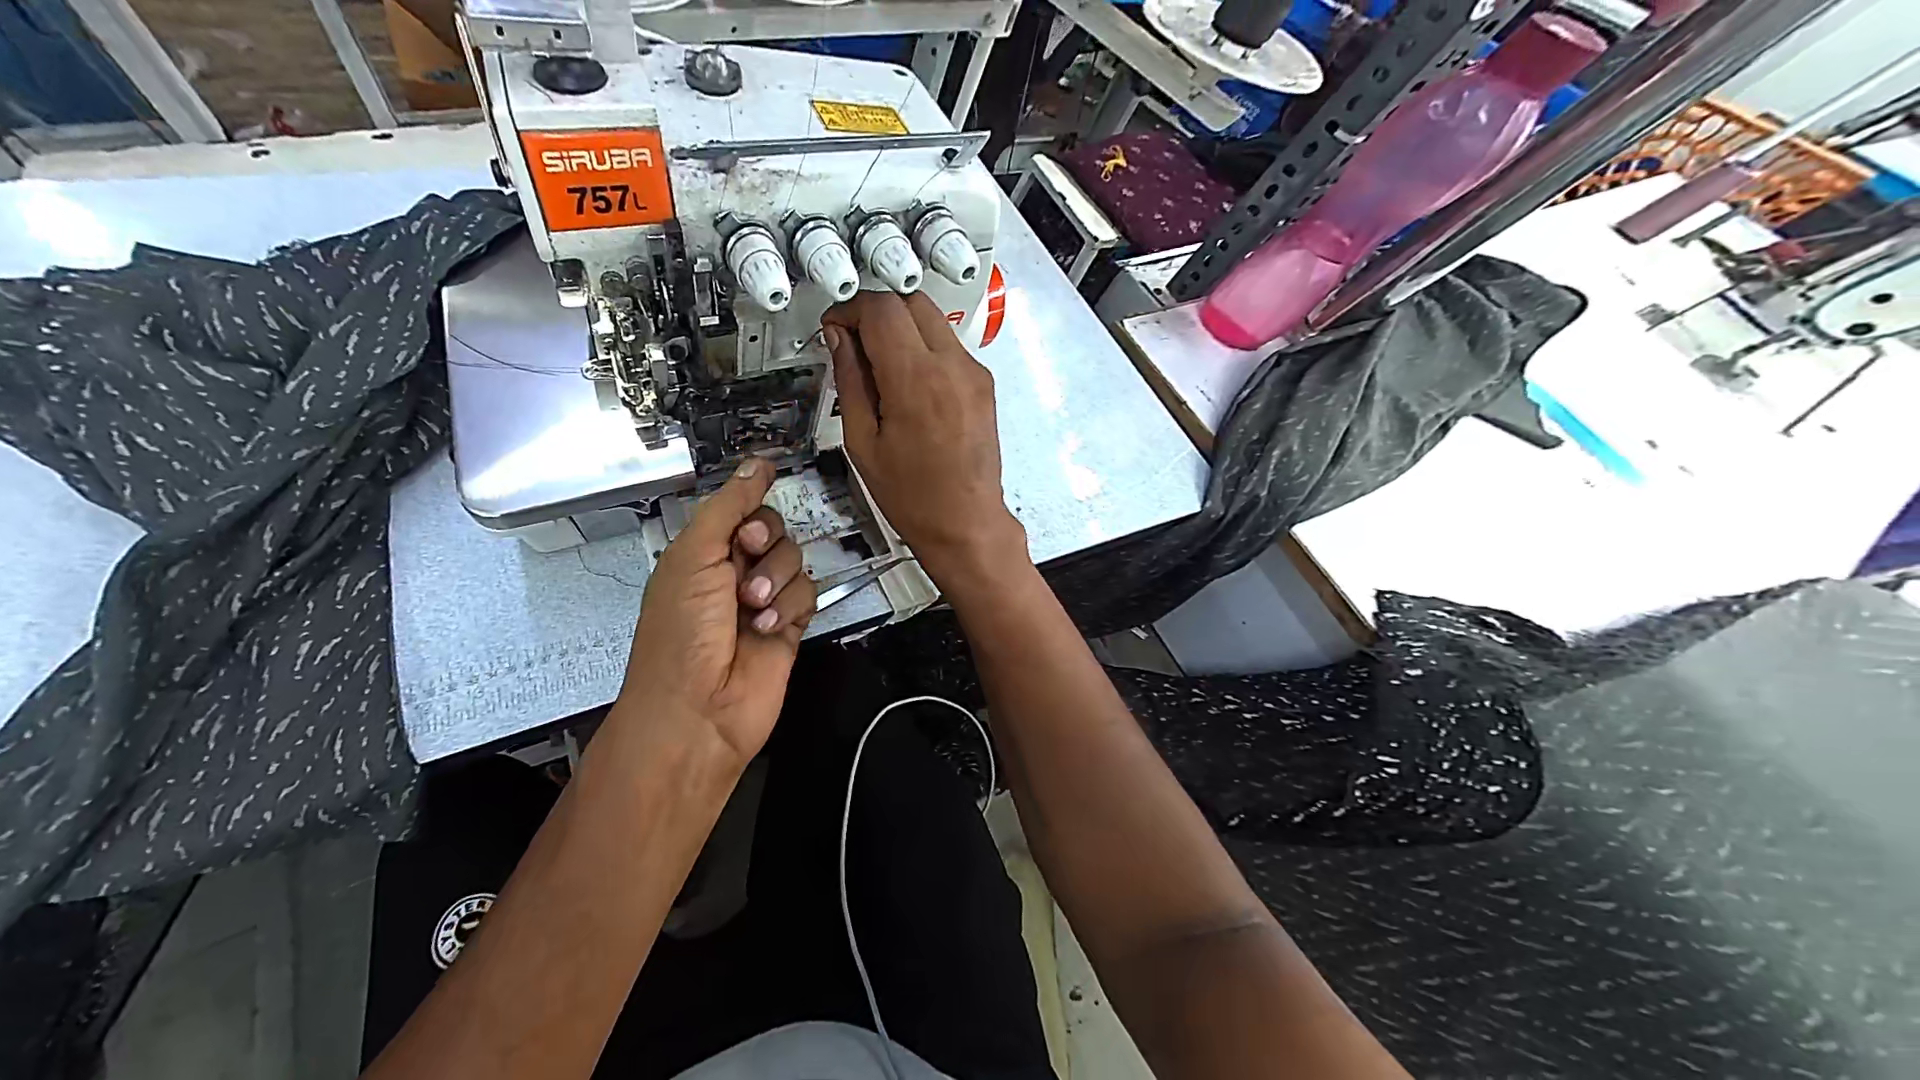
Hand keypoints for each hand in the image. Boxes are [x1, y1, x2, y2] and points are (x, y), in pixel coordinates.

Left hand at [618, 459, 816, 766]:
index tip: (750, 514)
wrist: (700, 709)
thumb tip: (755, 466)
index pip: (739, 509)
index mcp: (700, 552)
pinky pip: (808, 593)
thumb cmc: (678, 639)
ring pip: (795, 560)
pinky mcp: (788, 624)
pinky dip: (790, 607)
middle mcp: (731, 573)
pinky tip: (767, 627)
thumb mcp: (693, 556)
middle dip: (765, 545)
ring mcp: (762, 600)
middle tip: (745, 563)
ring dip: (775, 580)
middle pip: (774, 531)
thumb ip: (729, 507)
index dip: (749, 508)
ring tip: (752, 607)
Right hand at [821, 291, 1027, 587]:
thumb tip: (839, 341)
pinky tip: (904, 380)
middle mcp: (953, 369)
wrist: (966, 523)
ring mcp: (973, 374)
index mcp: (917, 381)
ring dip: (899, 326)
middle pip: (909, 299)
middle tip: (851, 337)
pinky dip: (921, 347)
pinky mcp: (983, 385)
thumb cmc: (918, 498)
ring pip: (931, 317)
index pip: (880, 309)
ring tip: (876, 364)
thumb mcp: (862, 441)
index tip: (835, 325)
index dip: (849, 309)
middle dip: (874, 310)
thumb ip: (849, 380)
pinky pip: (948, 345)